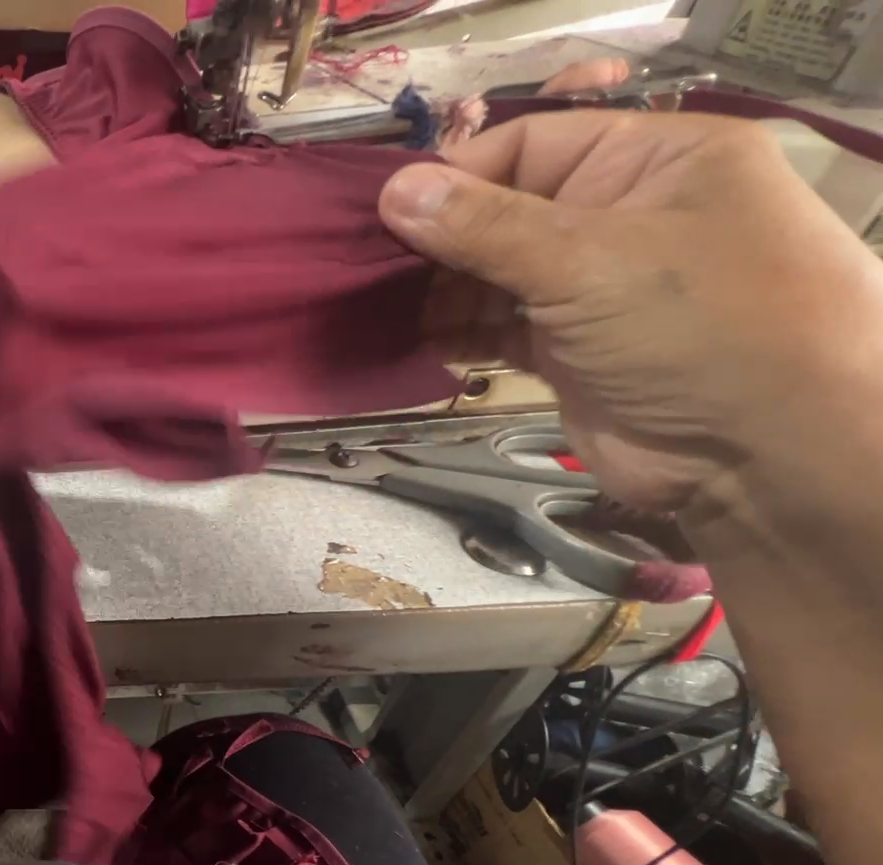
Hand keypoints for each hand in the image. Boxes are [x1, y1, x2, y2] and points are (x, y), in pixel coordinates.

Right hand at [377, 111, 882, 520]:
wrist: (755, 455)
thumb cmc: (696, 330)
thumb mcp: (587, 262)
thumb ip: (484, 227)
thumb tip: (392, 191)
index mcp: (652, 163)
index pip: (528, 146)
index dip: (455, 177)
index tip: (384, 215)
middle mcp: (620, 215)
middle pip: (500, 211)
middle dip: (437, 241)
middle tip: (371, 269)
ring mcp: (591, 284)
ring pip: (490, 272)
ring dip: (438, 292)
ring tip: (386, 310)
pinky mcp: (565, 343)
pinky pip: (494, 324)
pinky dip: (456, 332)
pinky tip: (419, 340)